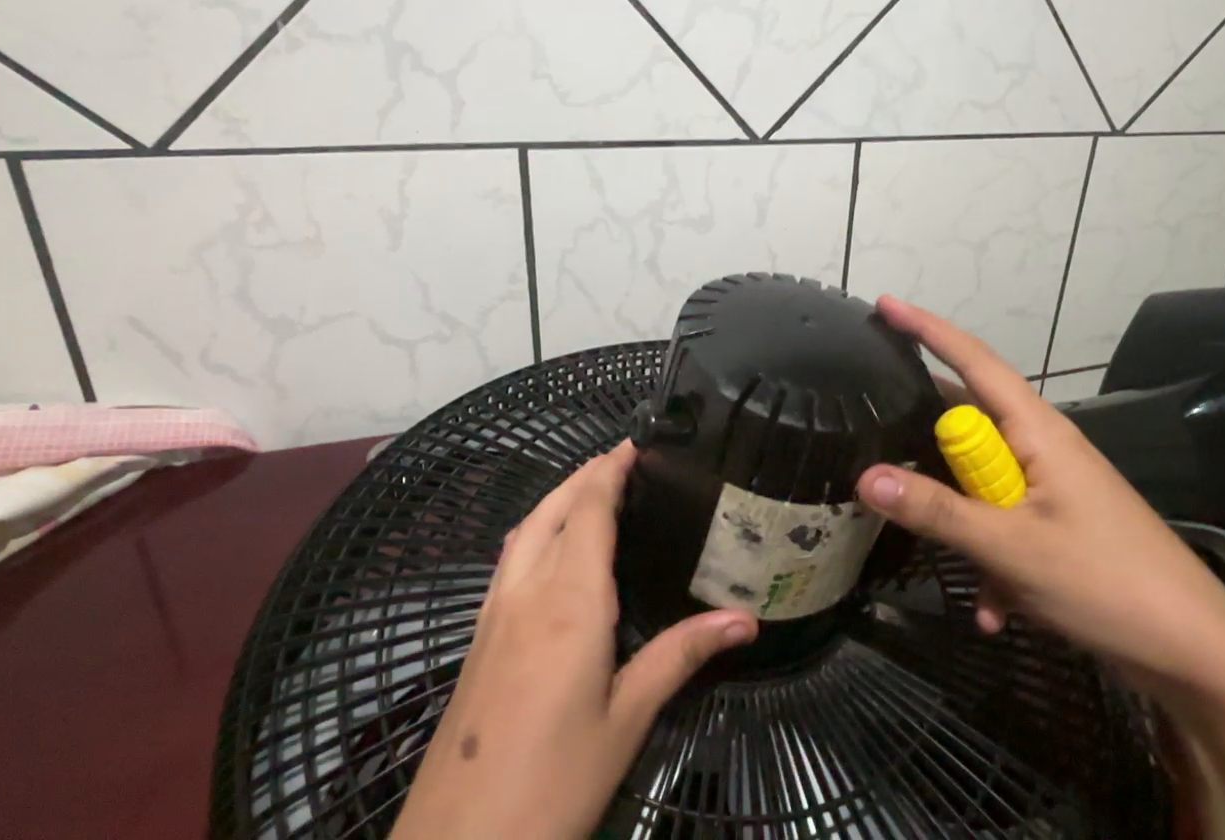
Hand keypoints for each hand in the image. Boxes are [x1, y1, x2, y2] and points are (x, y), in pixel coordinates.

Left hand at [391, 442, 757, 839]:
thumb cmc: (552, 783)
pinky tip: (555, 555)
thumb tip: (746, 619)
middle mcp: (525, 593)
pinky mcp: (478, 639)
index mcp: (569, 602)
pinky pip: (509, 561)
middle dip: (585, 474)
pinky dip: (536, 533)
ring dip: (557, 499)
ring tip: (597, 492)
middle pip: (550, 509)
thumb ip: (680, 657)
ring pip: (523, 531)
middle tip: (627, 460)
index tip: (640, 442)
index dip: (610, 469)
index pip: (588, 511)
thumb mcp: (627, 721)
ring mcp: (493, 614)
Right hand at [858, 297, 1224, 707]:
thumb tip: (866, 477)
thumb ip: (937, 512)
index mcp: (1040, 433)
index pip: (976, 362)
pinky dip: (992, 566)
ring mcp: (1053, 491)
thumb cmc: (1106, 582)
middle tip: (872, 435)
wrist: (1194, 653)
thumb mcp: (1012, 548)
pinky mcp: (1059, 530)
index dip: (929, 330)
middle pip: (970, 424)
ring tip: (930, 549)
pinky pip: (1004, 531)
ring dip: (960, 523)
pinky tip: (994, 613)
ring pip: (981, 486)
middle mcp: (1045, 450)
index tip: (886, 305)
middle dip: (926, 439)